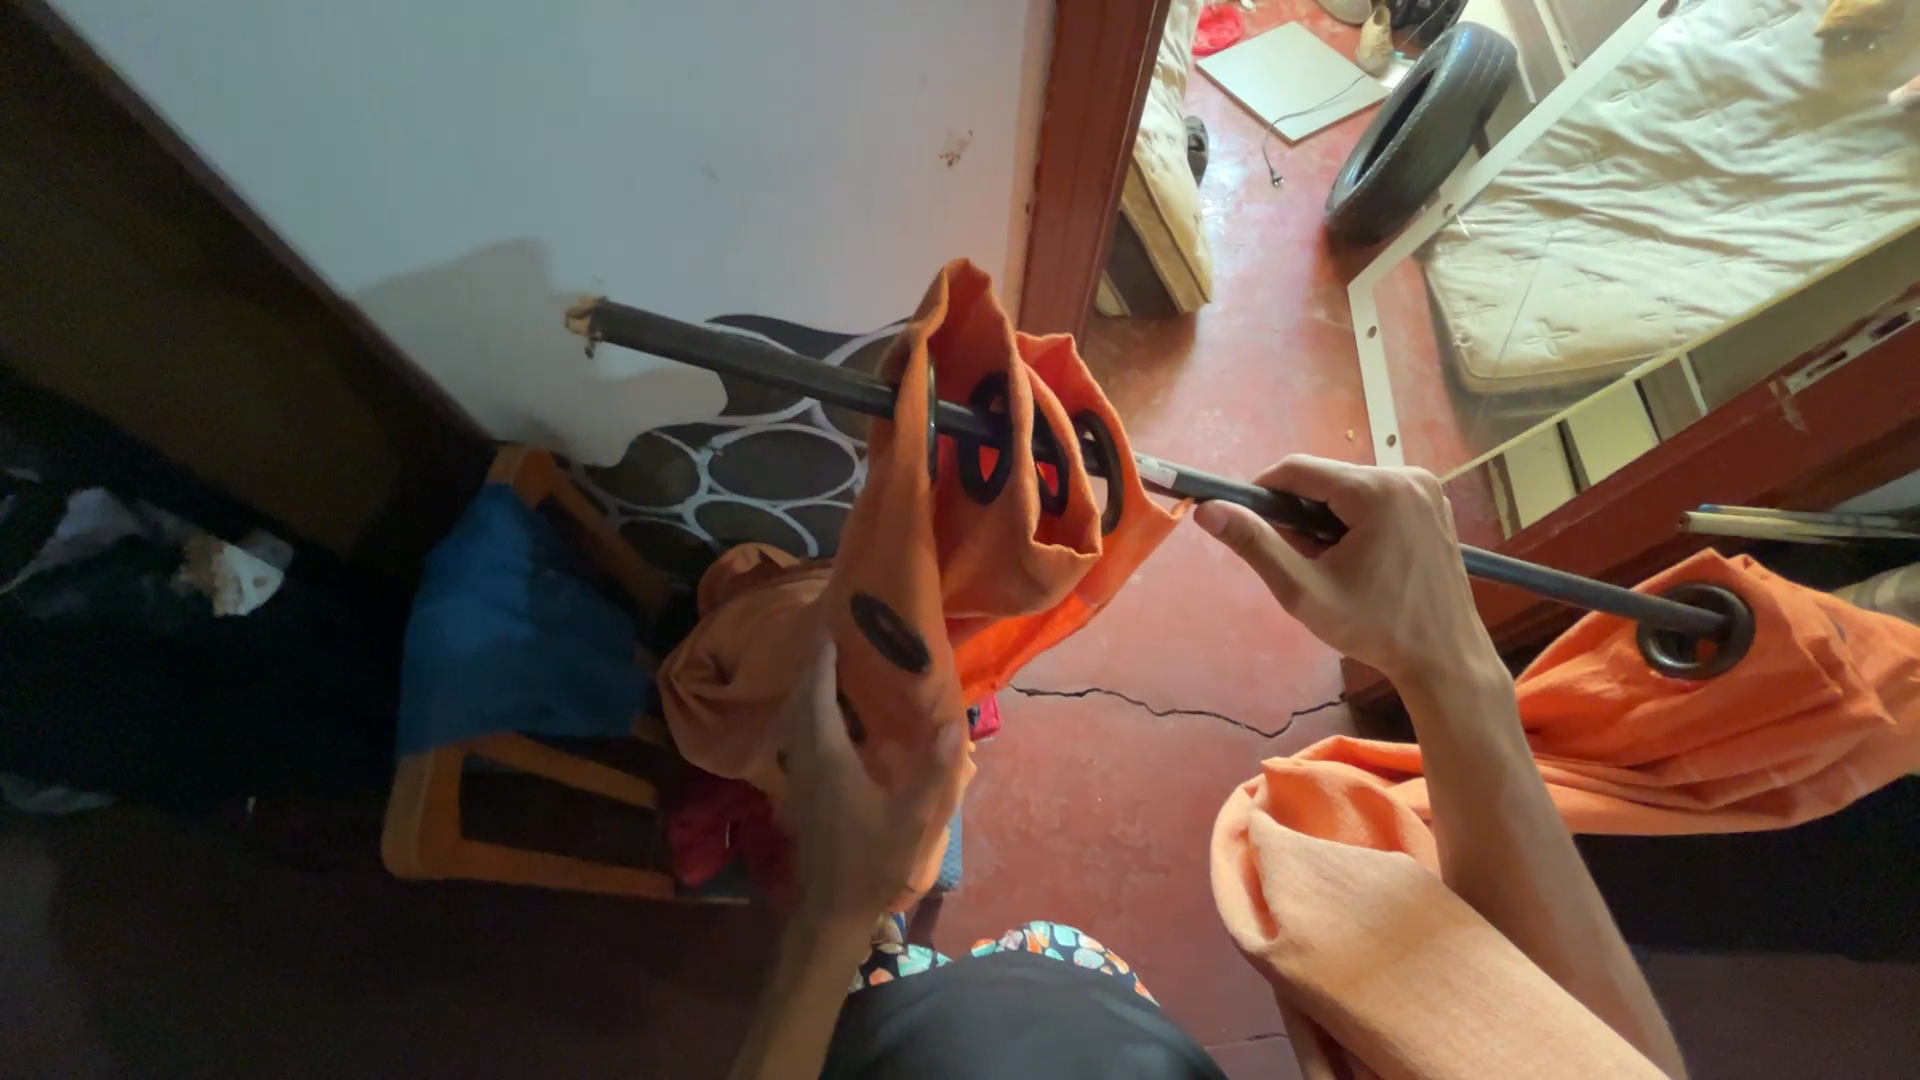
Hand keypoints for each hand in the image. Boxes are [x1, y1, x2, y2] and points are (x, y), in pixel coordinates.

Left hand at [780, 629, 965, 922]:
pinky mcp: (799, 789)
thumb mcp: (913, 820)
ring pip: (795, 720)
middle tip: (830, 638)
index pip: (819, 698)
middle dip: (813, 668)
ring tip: (829, 667)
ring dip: (808, 689)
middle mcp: (806, 760)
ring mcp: (798, 776)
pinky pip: (797, 735)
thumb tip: (953, 725)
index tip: (829, 631)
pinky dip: (808, 712)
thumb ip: (935, 773)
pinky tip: (827, 714)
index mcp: (830, 759)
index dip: (822, 663)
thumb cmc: (874, 861)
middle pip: (801, 702)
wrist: (834, 907)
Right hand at [1192, 455, 1498, 689]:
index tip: (1251, 527)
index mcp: (1377, 490)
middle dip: (1298, 512)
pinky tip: (1358, 557)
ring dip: (1323, 518)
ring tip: (1330, 564)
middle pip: (1323, 478)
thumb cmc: (1372, 627)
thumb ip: (1254, 543)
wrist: (1444, 658)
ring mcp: (1424, 487)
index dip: (1262, 493)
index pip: (1296, 469)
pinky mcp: (1431, 501)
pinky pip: (1371, 495)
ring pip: (1345, 486)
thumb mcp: (1302, 590)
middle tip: (1298, 559)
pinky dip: (1351, 519)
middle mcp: (1406, 475)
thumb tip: (1206, 509)